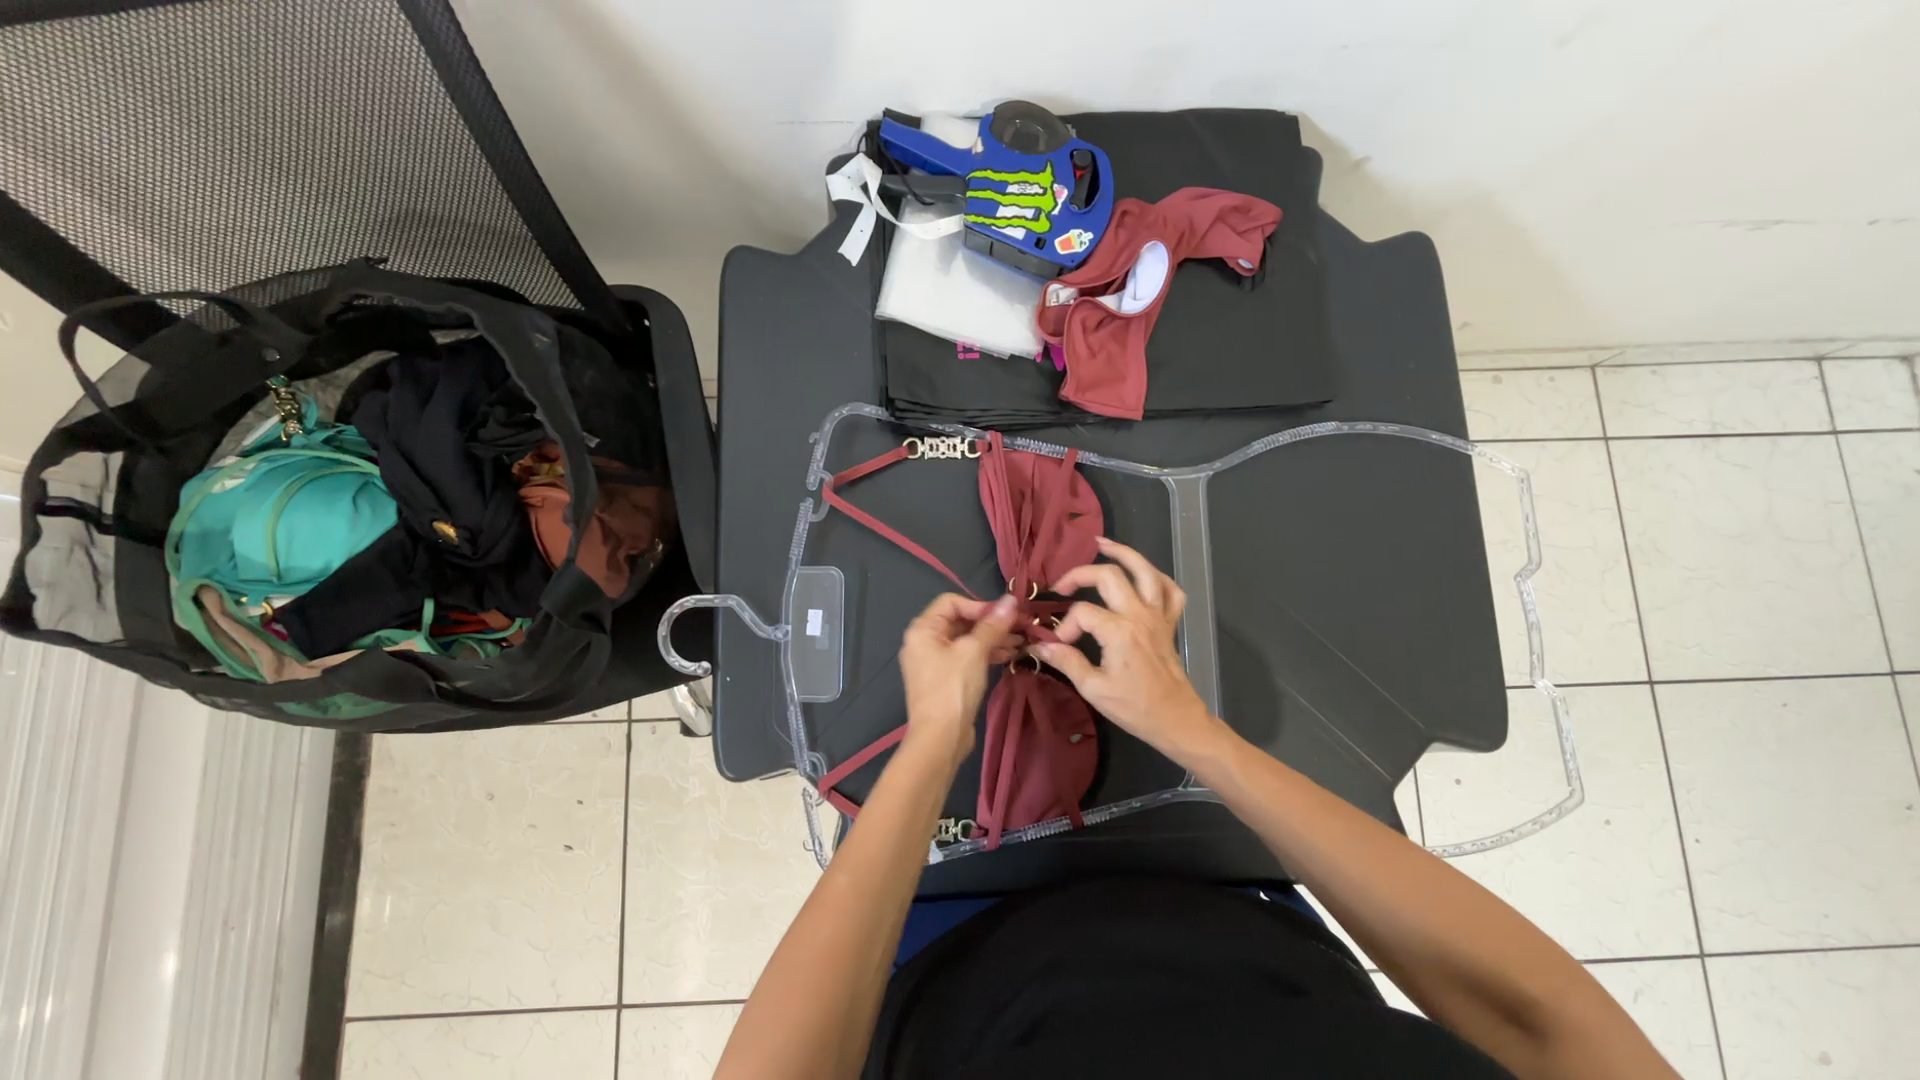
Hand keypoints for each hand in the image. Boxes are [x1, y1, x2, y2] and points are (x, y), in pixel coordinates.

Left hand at [898, 592, 1020, 764]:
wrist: (940, 738)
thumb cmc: (953, 688)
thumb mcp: (975, 651)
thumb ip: (993, 624)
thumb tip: (1011, 600)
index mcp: (923, 629)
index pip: (951, 602)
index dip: (980, 605)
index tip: (1005, 616)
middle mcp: (924, 641)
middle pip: (960, 621)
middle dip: (991, 623)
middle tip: (1021, 627)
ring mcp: (934, 661)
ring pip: (966, 641)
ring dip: (993, 639)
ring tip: (1021, 642)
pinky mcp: (946, 679)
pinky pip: (967, 657)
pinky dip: (986, 654)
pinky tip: (1010, 655)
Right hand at [1030, 537, 1222, 761]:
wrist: (1175, 719)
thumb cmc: (1134, 707)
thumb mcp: (1093, 688)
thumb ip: (1066, 662)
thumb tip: (1039, 646)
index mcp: (1119, 630)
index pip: (1082, 612)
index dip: (1065, 625)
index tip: (1058, 645)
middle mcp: (1140, 614)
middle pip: (1109, 575)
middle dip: (1081, 574)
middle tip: (1062, 586)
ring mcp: (1158, 616)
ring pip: (1145, 570)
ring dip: (1124, 553)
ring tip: (1102, 545)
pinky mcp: (1170, 623)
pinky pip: (1171, 590)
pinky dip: (1158, 577)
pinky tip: (1142, 574)